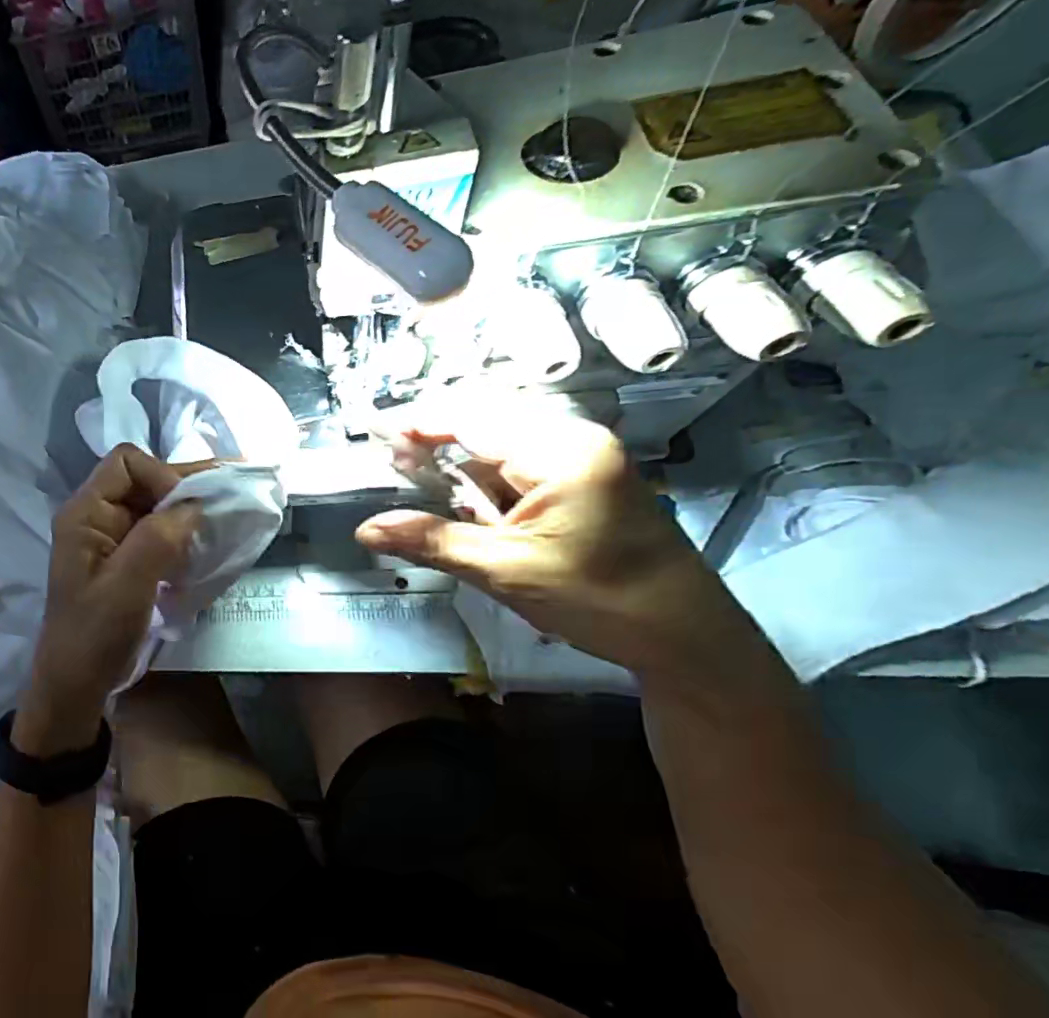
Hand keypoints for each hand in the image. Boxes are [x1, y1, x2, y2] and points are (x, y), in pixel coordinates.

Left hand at [20, 445, 205, 752]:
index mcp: (85, 514)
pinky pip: (159, 531)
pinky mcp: (127, 560)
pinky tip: (207, 541)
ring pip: (155, 505)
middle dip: (185, 485)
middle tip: (232, 486)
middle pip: (144, 480)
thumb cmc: (94, 635)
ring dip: (188, 508)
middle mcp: (98, 517)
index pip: (127, 464)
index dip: (161, 476)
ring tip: (227, 511)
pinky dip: (184, 532)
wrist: (76, 685)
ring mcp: (112, 539)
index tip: (187, 511)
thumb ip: (159, 538)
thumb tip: (196, 505)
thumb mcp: (126, 586)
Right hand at [357, 408, 777, 688]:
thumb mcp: (506, 571)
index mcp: (560, 450)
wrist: (682, 632)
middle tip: (392, 460)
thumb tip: (366, 529)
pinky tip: (460, 492)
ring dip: (458, 454)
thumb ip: (433, 541)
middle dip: (435, 435)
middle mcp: (572, 436)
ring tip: (415, 474)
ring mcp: (581, 452)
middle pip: (486, 416)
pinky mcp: (582, 472)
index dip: (420, 423)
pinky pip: (519, 456)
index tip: (375, 436)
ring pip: (500, 435)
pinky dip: (483, 471)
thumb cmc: (599, 600)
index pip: (473, 417)